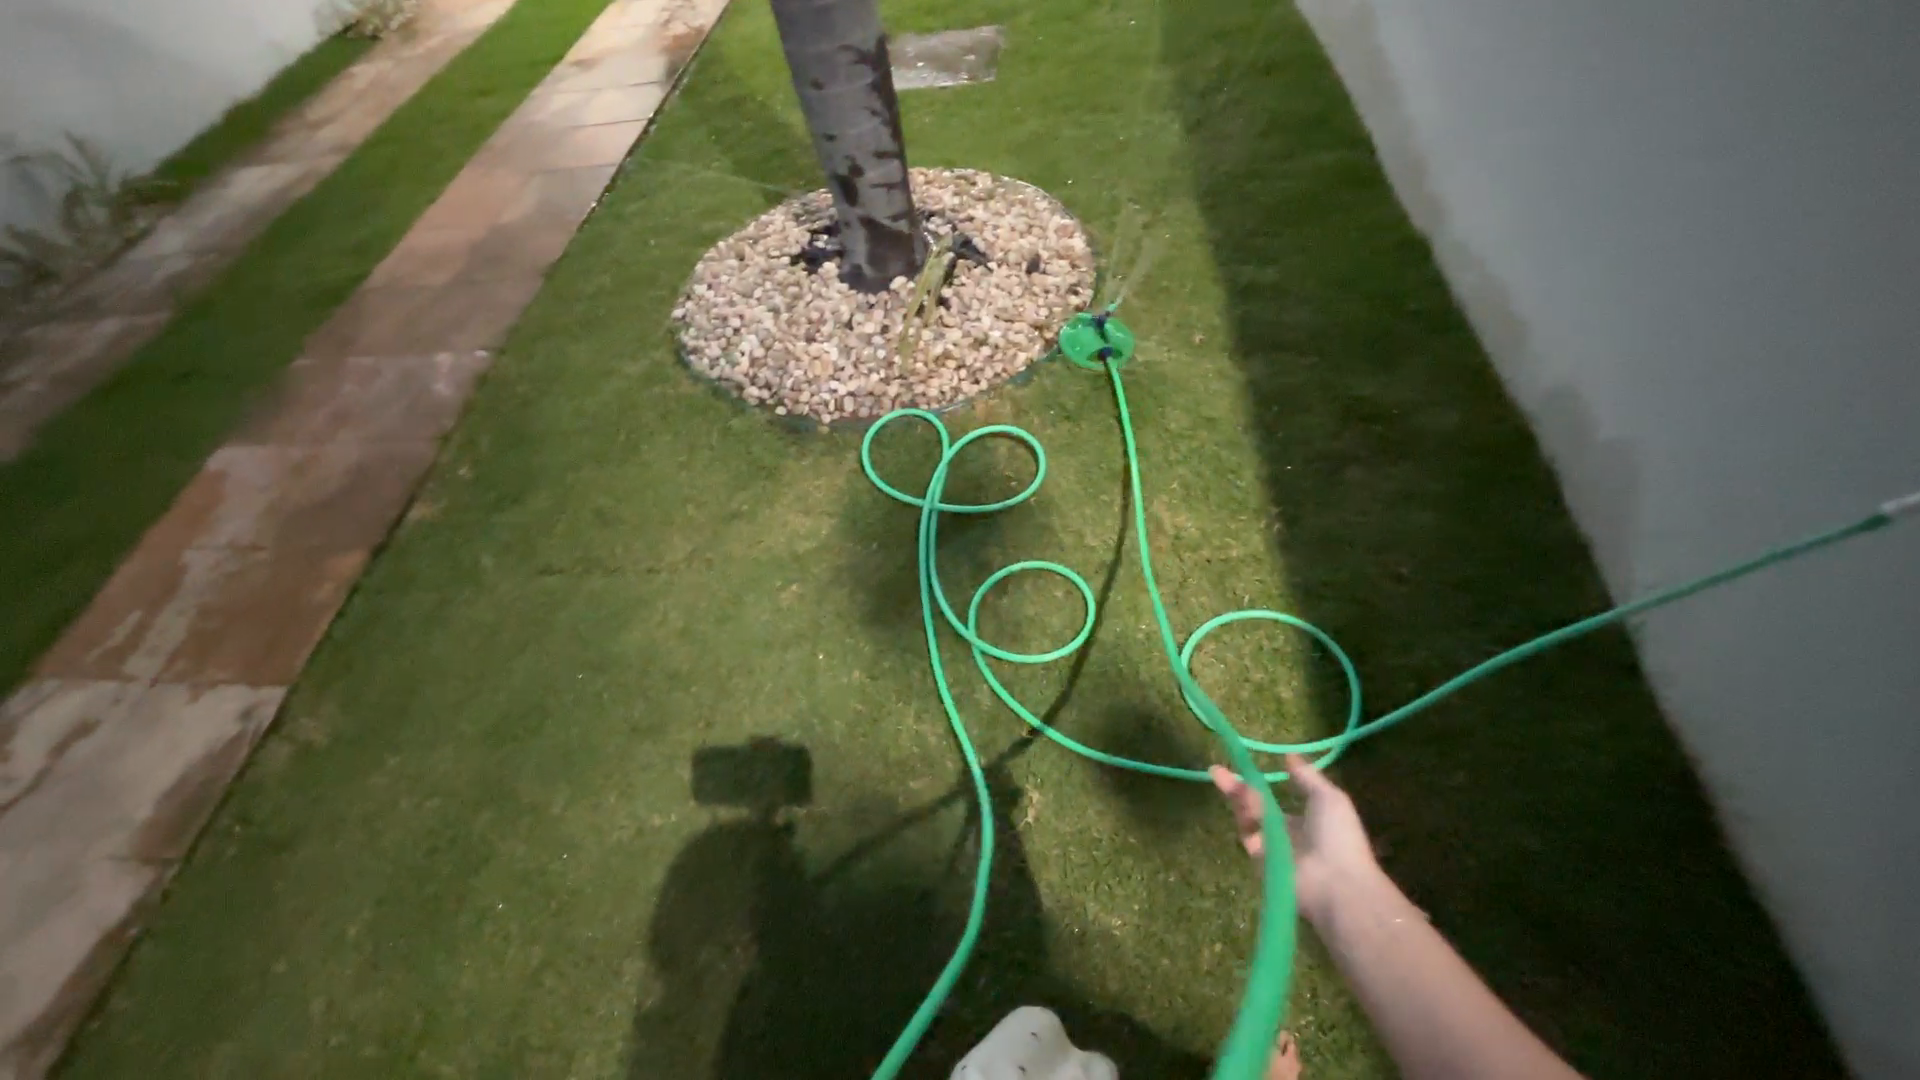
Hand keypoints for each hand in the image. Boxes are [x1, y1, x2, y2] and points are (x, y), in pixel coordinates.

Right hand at [1209, 754, 1384, 923]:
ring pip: (1248, 817)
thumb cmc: (1339, 837)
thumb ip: (1307, 776)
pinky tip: (1241, 799)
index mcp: (1305, 819)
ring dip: (1238, 797)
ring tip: (1223, 777)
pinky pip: (1247, 835)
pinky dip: (1244, 818)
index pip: (1273, 800)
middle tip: (1215, 770)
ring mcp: (1271, 847)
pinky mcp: (1259, 861)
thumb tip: (1288, 755)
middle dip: (1236, 787)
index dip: (1257, 783)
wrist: (1337, 882)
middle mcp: (1285, 833)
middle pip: (1254, 806)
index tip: (1241, 765)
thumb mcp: (1329, 798)